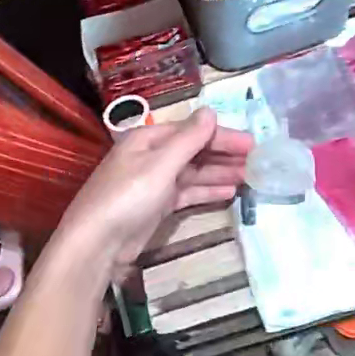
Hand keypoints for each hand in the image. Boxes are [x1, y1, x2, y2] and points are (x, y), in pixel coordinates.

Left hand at [55, 109, 252, 268]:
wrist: (96, 244)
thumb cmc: (127, 197)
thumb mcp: (161, 164)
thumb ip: (189, 139)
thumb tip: (211, 111)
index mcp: (148, 139)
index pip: (193, 131)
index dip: (223, 136)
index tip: (252, 144)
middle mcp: (151, 156)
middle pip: (194, 151)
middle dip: (225, 155)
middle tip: (258, 161)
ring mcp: (153, 183)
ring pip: (193, 173)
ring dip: (220, 173)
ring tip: (250, 177)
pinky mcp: (156, 207)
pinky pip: (187, 193)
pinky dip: (207, 191)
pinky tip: (229, 192)